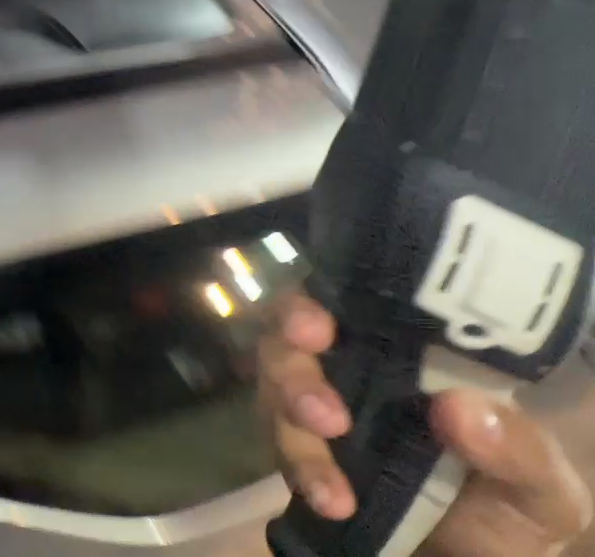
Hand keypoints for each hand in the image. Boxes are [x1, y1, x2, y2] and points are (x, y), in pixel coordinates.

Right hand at [259, 293, 593, 554]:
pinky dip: (299, 469)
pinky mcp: (290, 442)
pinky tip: (330, 500)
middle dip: (292, 371)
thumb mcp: (541, 490)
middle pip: (288, 337)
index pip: (343, 303)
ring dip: (291, 424)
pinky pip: (274, 441)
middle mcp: (343, 363)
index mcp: (401, 354)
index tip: (316, 328)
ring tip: (329, 477)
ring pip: (272, 385)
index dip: (314, 305)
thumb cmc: (508, 511)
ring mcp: (309, 400)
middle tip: (322, 414)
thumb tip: (463, 406)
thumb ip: (520, 452)